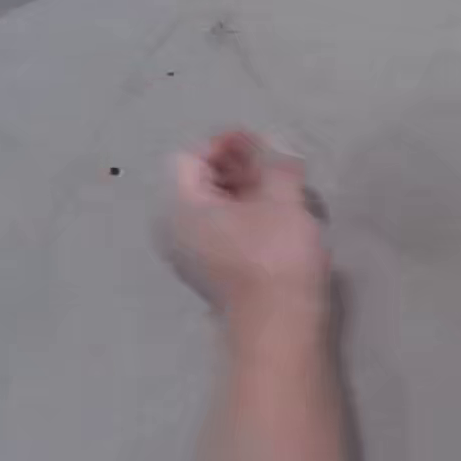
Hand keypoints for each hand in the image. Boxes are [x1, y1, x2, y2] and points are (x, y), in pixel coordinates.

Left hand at [169, 132, 328, 325]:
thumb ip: (278, 168)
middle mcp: (177, 229)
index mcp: (182, 206)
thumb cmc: (276, 255)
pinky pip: (225, 230)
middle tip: (274, 162)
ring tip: (283, 189)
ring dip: (246, 192)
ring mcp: (194, 254)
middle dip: (237, 166)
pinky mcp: (216, 272)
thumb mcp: (283, 201)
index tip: (259, 139)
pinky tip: (279, 219)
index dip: (224, 143)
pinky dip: (248, 215)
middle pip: (200, 182)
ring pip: (215, 208)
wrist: (278, 320)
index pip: (191, 158)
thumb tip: (278, 151)